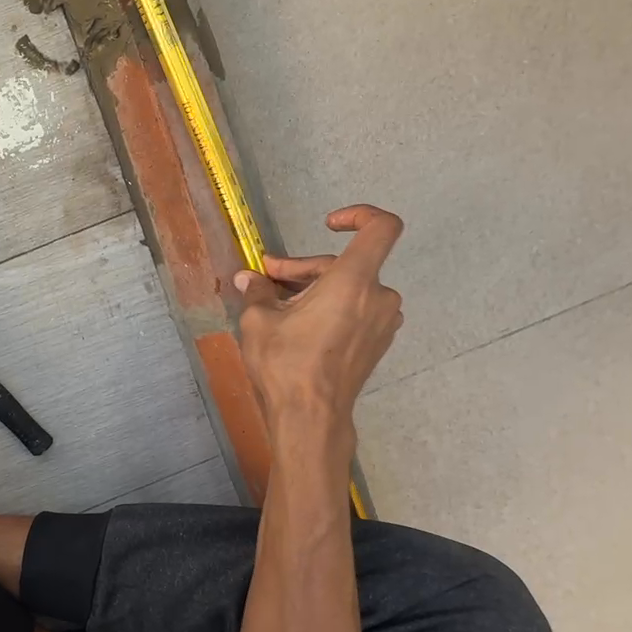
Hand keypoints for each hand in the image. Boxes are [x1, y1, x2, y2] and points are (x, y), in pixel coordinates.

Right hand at [234, 205, 405, 436]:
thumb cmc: (286, 363)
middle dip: (304, 269)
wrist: (311, 416)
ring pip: (350, 289)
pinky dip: (329, 308)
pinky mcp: (377, 342)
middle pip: (347, 263)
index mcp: (354, 281)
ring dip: (314, 291)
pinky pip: (356, 310)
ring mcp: (383, 322)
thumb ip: (257, 292)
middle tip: (265, 281)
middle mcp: (379, 297)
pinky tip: (297, 326)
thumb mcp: (258, 321)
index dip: (360, 215)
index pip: (381, 228)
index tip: (328, 224)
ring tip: (277, 307)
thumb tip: (248, 279)